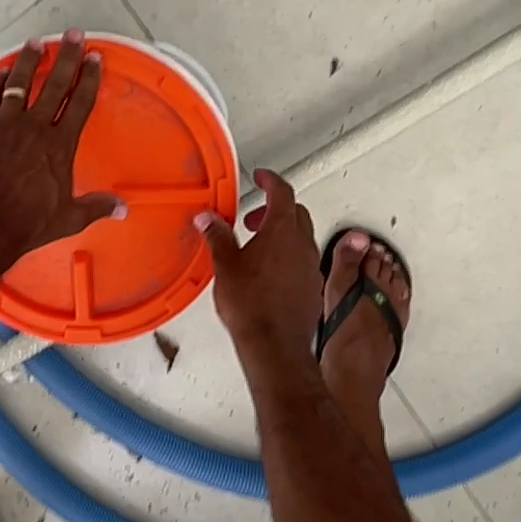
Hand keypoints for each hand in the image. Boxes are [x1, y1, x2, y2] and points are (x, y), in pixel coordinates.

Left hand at [0, 29, 123, 271]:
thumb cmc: (27, 225)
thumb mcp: (68, 218)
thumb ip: (96, 206)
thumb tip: (123, 208)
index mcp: (59, 145)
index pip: (80, 103)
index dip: (89, 78)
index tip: (94, 58)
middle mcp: (34, 127)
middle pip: (55, 84)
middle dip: (66, 56)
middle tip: (73, 34)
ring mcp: (4, 125)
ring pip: (20, 83)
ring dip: (29, 60)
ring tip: (36, 42)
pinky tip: (1, 72)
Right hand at [195, 169, 320, 357]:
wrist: (274, 344)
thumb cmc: (253, 306)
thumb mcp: (225, 264)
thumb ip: (217, 236)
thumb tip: (208, 219)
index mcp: (281, 231)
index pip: (282, 192)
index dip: (271, 180)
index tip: (262, 176)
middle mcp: (302, 245)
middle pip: (295, 212)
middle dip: (274, 208)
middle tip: (253, 216)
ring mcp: (310, 267)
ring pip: (301, 237)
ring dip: (281, 233)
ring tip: (256, 246)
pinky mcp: (312, 287)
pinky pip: (302, 261)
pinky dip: (287, 256)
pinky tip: (268, 272)